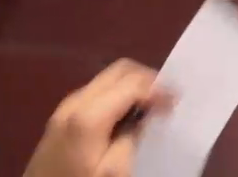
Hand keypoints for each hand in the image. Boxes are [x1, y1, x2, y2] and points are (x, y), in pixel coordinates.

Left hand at [24, 60, 168, 176]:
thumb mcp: (113, 173)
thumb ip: (132, 139)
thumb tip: (144, 117)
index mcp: (88, 113)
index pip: (133, 81)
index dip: (159, 88)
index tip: (178, 102)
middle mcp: (75, 100)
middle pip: (119, 70)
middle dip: (147, 79)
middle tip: (166, 100)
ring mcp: (64, 109)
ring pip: (107, 80)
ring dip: (131, 87)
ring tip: (150, 108)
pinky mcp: (60, 120)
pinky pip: (96, 94)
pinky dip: (117, 96)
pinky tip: (125, 117)